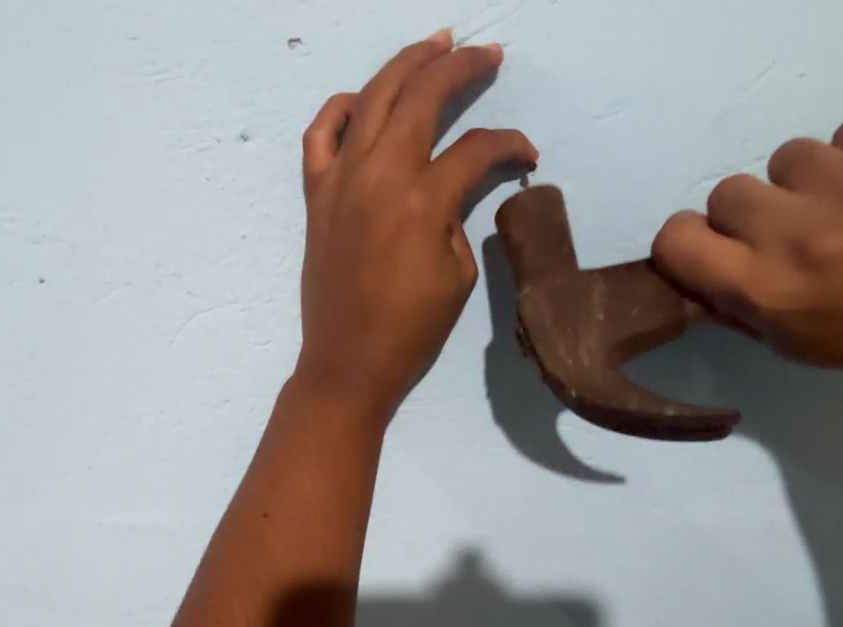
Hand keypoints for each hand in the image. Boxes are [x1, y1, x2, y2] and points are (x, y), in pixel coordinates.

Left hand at [295, 30, 537, 416]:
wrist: (348, 363)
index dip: (509, 146)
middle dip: (461, 67)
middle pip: (422, 96)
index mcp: (423, 201)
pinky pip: (321, 134)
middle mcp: (379, 175)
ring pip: (372, 97)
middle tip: (486, 54)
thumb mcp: (457, 276)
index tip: (526, 156)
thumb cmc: (410, 331)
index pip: (476, 149)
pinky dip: (341, 108)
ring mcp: (341, 181)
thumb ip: (456, 219)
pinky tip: (363, 99)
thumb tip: (448, 191)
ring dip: (406, 63)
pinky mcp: (316, 196)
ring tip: (433, 46)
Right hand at [652, 113, 842, 384]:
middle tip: (793, 228)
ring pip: (790, 156)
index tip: (715, 247)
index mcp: (766, 289)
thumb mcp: (796, 343)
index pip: (677, 240)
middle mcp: (800, 233)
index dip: (688, 241)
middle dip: (752, 212)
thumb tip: (703, 266)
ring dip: (808, 179)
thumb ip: (741, 302)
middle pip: (727, 192)